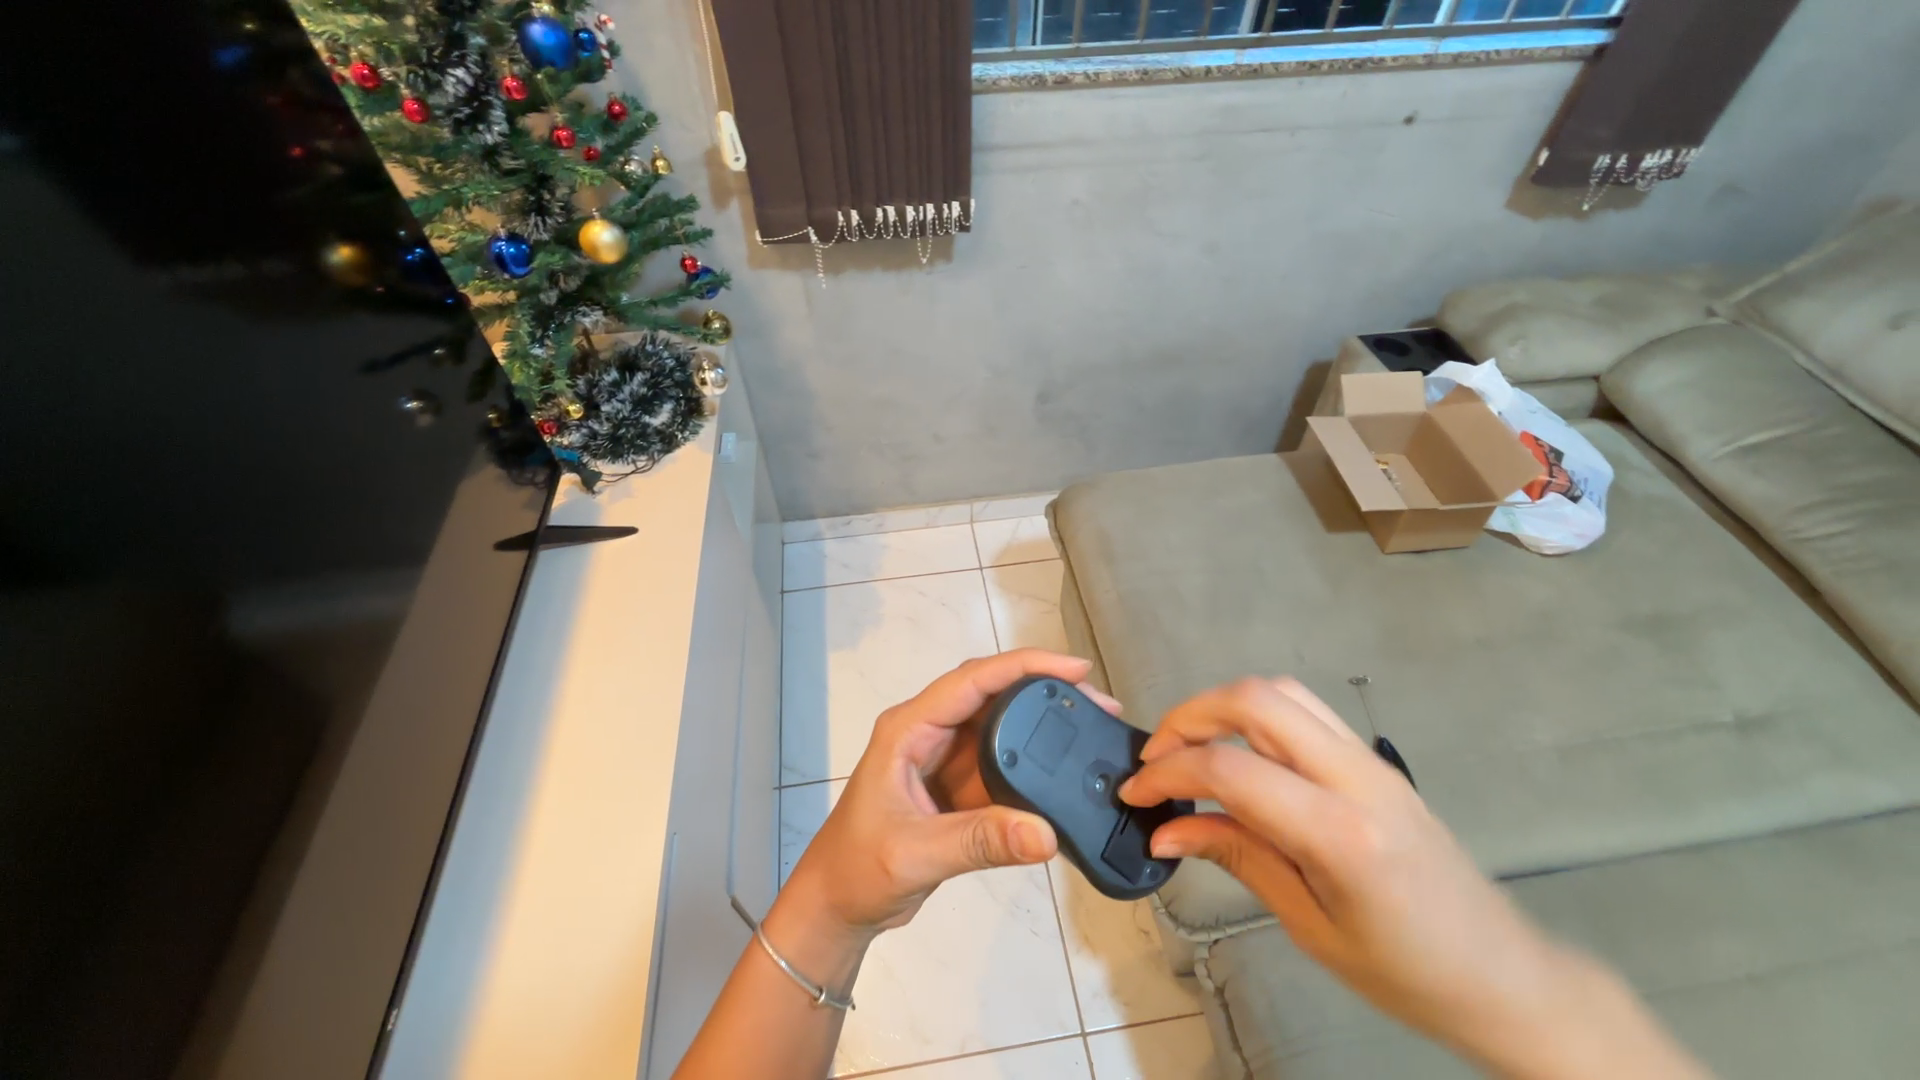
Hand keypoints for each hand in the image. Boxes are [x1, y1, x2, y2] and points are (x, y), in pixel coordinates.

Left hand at [779, 650, 1121, 947]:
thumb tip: (1047, 834)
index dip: (1024, 666)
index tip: (1076, 669)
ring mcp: (945, 757)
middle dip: (1044, 689)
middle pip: (992, 693)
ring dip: (1043, 722)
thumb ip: (979, 842)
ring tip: (1093, 726)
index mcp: (909, 728)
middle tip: (1098, 702)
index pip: (972, 681)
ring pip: (1002, 725)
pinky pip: (1004, 761)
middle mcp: (929, 731)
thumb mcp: (915, 853)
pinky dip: (1036, 761)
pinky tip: (1067, 768)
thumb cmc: (858, 870)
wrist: (836, 905)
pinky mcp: (959, 785)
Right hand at [1119, 678, 1706, 1078]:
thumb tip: (1166, 830)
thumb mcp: (1309, 926)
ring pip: (1281, 693)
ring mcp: (1371, 761)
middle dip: (1189, 717)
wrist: (1503, 976)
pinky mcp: (1375, 761)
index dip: (1167, 773)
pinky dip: (1255, 716)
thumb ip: (1238, 857)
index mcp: (1339, 832)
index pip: (1229, 769)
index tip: (1134, 795)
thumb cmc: (1405, 972)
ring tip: (1189, 751)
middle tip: (1156, 759)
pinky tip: (1238, 755)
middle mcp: (1356, 777)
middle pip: (1255, 700)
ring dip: (1221, 708)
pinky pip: (1305, 712)